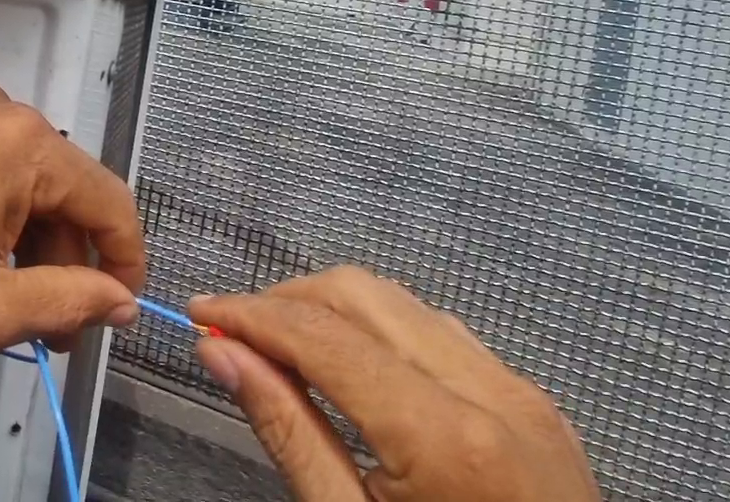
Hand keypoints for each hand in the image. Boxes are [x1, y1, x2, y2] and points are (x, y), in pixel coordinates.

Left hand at [0, 81, 145, 365]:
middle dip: (65, 261)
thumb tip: (114, 299)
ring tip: (3, 306)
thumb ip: (67, 303)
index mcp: (21, 144)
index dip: (123, 263)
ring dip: (26, 244)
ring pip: (22, 184)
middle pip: (63, 191)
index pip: (108, 202)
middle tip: (50, 326)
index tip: (117, 307)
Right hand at [189, 267, 599, 501]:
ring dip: (329, 309)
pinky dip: (376, 329)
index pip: (318, 332)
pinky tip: (349, 367)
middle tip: (235, 334)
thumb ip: (287, 431)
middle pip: (358, 293)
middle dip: (285, 300)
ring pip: (397, 301)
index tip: (197, 312)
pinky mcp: (532, 402)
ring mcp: (519, 391)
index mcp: (443, 435)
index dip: (247, 313)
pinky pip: (435, 330)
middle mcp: (488, 390)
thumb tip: (219, 351)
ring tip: (282, 349)